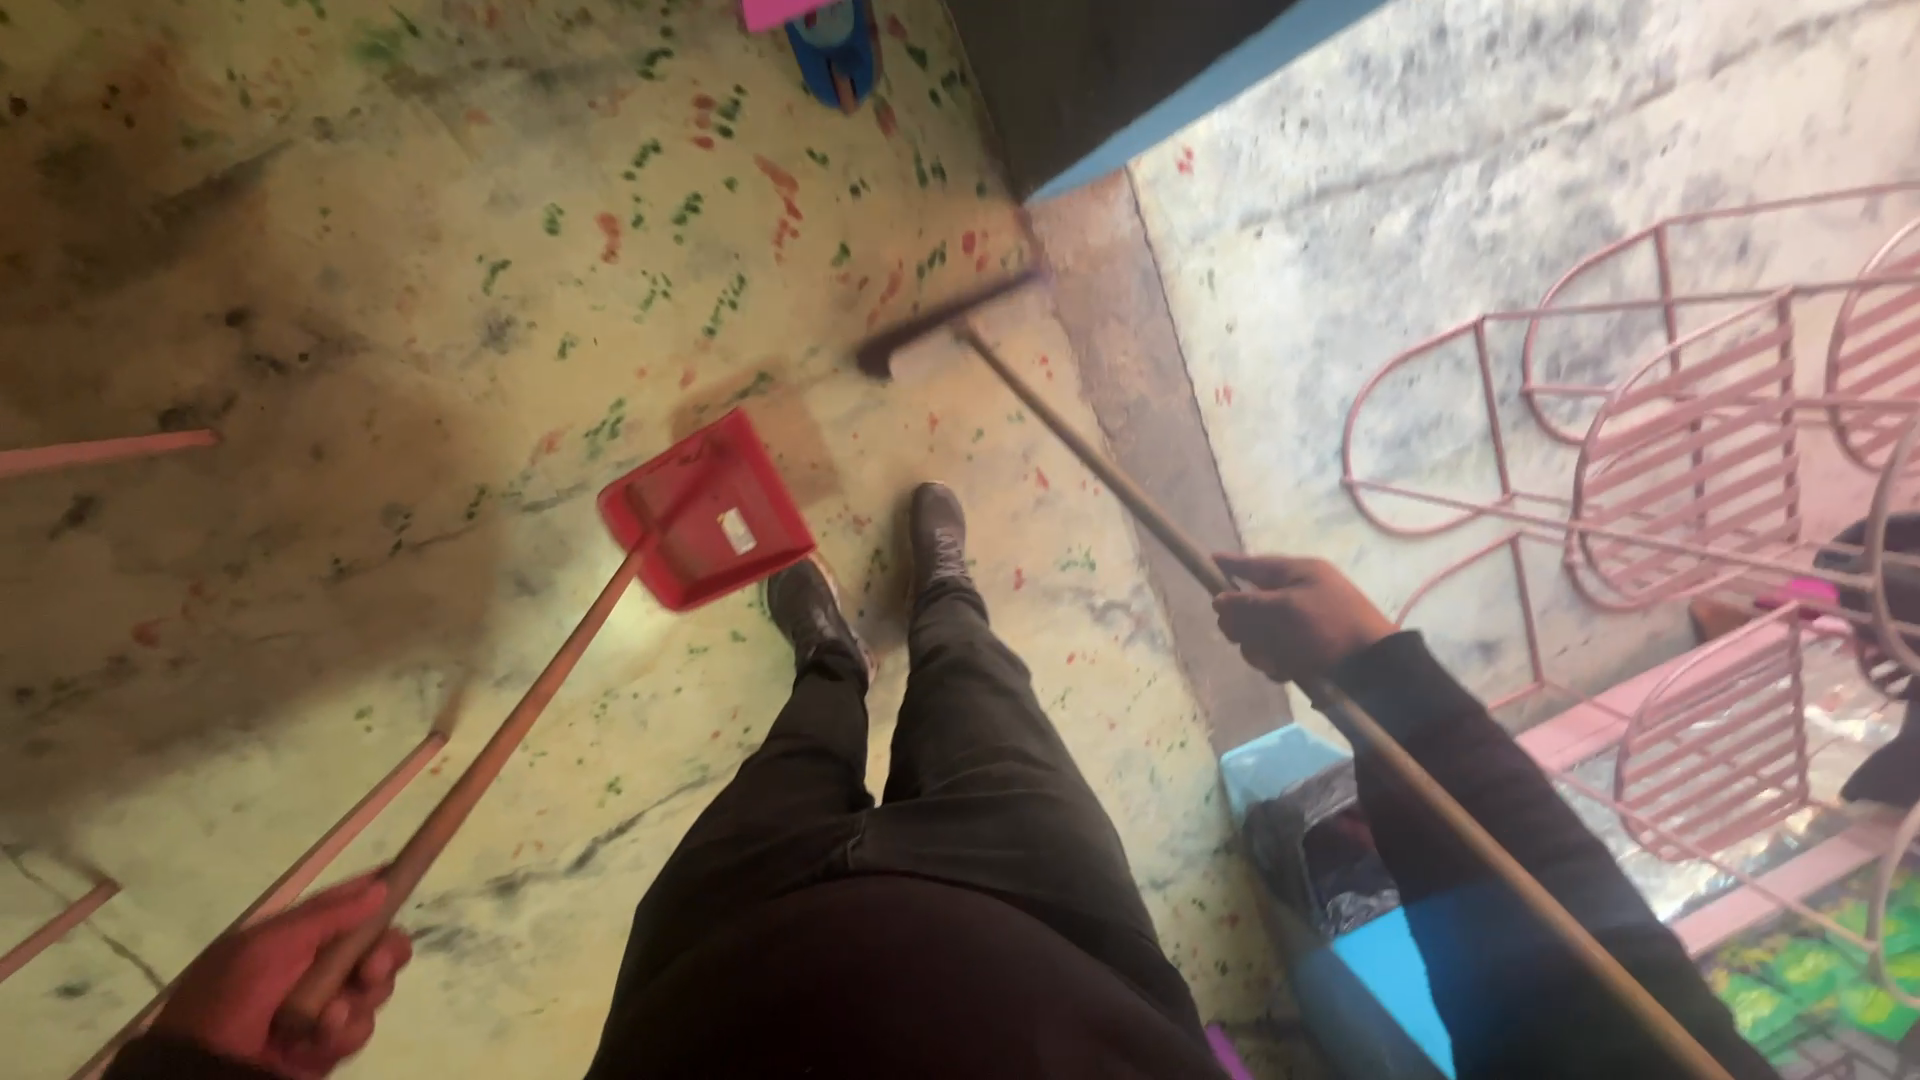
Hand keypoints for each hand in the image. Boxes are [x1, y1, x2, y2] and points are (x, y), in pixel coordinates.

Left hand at [152, 872, 412, 1079]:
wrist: (201, 1072)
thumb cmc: (228, 1000)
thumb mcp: (267, 947)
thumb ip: (326, 915)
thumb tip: (383, 886)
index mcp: (306, 934)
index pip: (357, 900)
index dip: (385, 888)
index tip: (405, 884)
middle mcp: (326, 962)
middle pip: (384, 942)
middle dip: (385, 955)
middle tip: (368, 972)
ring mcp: (332, 1000)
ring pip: (380, 986)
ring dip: (360, 1000)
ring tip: (325, 1020)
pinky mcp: (332, 1038)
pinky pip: (363, 1026)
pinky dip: (343, 1033)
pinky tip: (318, 1039)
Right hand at [1213, 553, 1395, 684]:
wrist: (1374, 668)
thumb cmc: (1330, 627)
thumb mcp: (1286, 609)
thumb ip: (1247, 603)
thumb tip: (1218, 600)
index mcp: (1297, 574)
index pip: (1255, 565)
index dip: (1231, 565)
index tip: (1210, 560)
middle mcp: (1297, 595)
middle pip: (1249, 605)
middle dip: (1243, 624)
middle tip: (1239, 635)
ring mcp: (1301, 624)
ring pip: (1258, 633)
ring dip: (1260, 648)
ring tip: (1274, 660)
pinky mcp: (1304, 649)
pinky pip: (1274, 652)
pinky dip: (1276, 662)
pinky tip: (1286, 670)